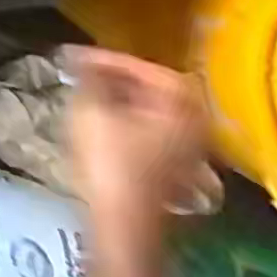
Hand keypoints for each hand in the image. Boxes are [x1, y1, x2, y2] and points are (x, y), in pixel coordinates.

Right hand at [67, 47, 204, 224]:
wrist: (122, 220)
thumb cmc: (109, 160)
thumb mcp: (90, 108)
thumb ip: (89, 76)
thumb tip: (82, 58)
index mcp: (183, 109)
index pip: (152, 69)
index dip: (114, 59)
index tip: (80, 56)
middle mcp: (196, 127)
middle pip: (159, 88)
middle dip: (120, 75)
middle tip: (86, 69)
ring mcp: (189, 150)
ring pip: (156, 108)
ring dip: (124, 94)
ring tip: (90, 88)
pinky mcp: (174, 167)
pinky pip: (154, 126)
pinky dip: (129, 113)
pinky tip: (104, 115)